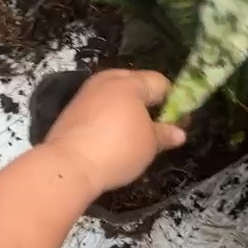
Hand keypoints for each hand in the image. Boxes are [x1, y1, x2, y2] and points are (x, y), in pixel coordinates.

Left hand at [37, 69, 186, 195]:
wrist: (68, 166)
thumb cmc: (117, 150)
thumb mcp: (149, 145)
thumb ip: (165, 134)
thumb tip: (180, 133)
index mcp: (130, 82)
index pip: (161, 83)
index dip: (174, 101)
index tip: (179, 122)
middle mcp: (106, 81)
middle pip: (136, 87)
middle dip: (148, 106)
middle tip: (156, 130)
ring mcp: (85, 95)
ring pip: (115, 99)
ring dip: (128, 114)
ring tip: (135, 138)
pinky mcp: (71, 112)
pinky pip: (99, 111)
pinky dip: (109, 122)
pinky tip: (112, 141)